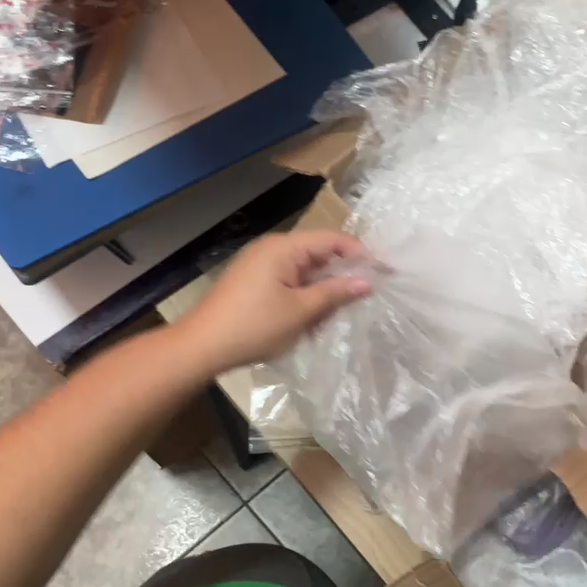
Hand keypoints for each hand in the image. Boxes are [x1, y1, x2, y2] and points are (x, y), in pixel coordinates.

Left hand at [176, 230, 373, 372]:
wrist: (201, 346)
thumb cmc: (254, 326)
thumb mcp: (301, 311)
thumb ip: (335, 293)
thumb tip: (366, 281)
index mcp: (284, 247)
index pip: (332, 240)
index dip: (361, 254)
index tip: (385, 271)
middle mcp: (272, 249)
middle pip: (319, 253)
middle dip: (343, 274)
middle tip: (368, 294)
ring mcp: (260, 265)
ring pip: (305, 271)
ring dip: (324, 289)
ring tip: (343, 311)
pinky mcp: (254, 283)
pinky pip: (290, 282)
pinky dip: (306, 296)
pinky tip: (316, 317)